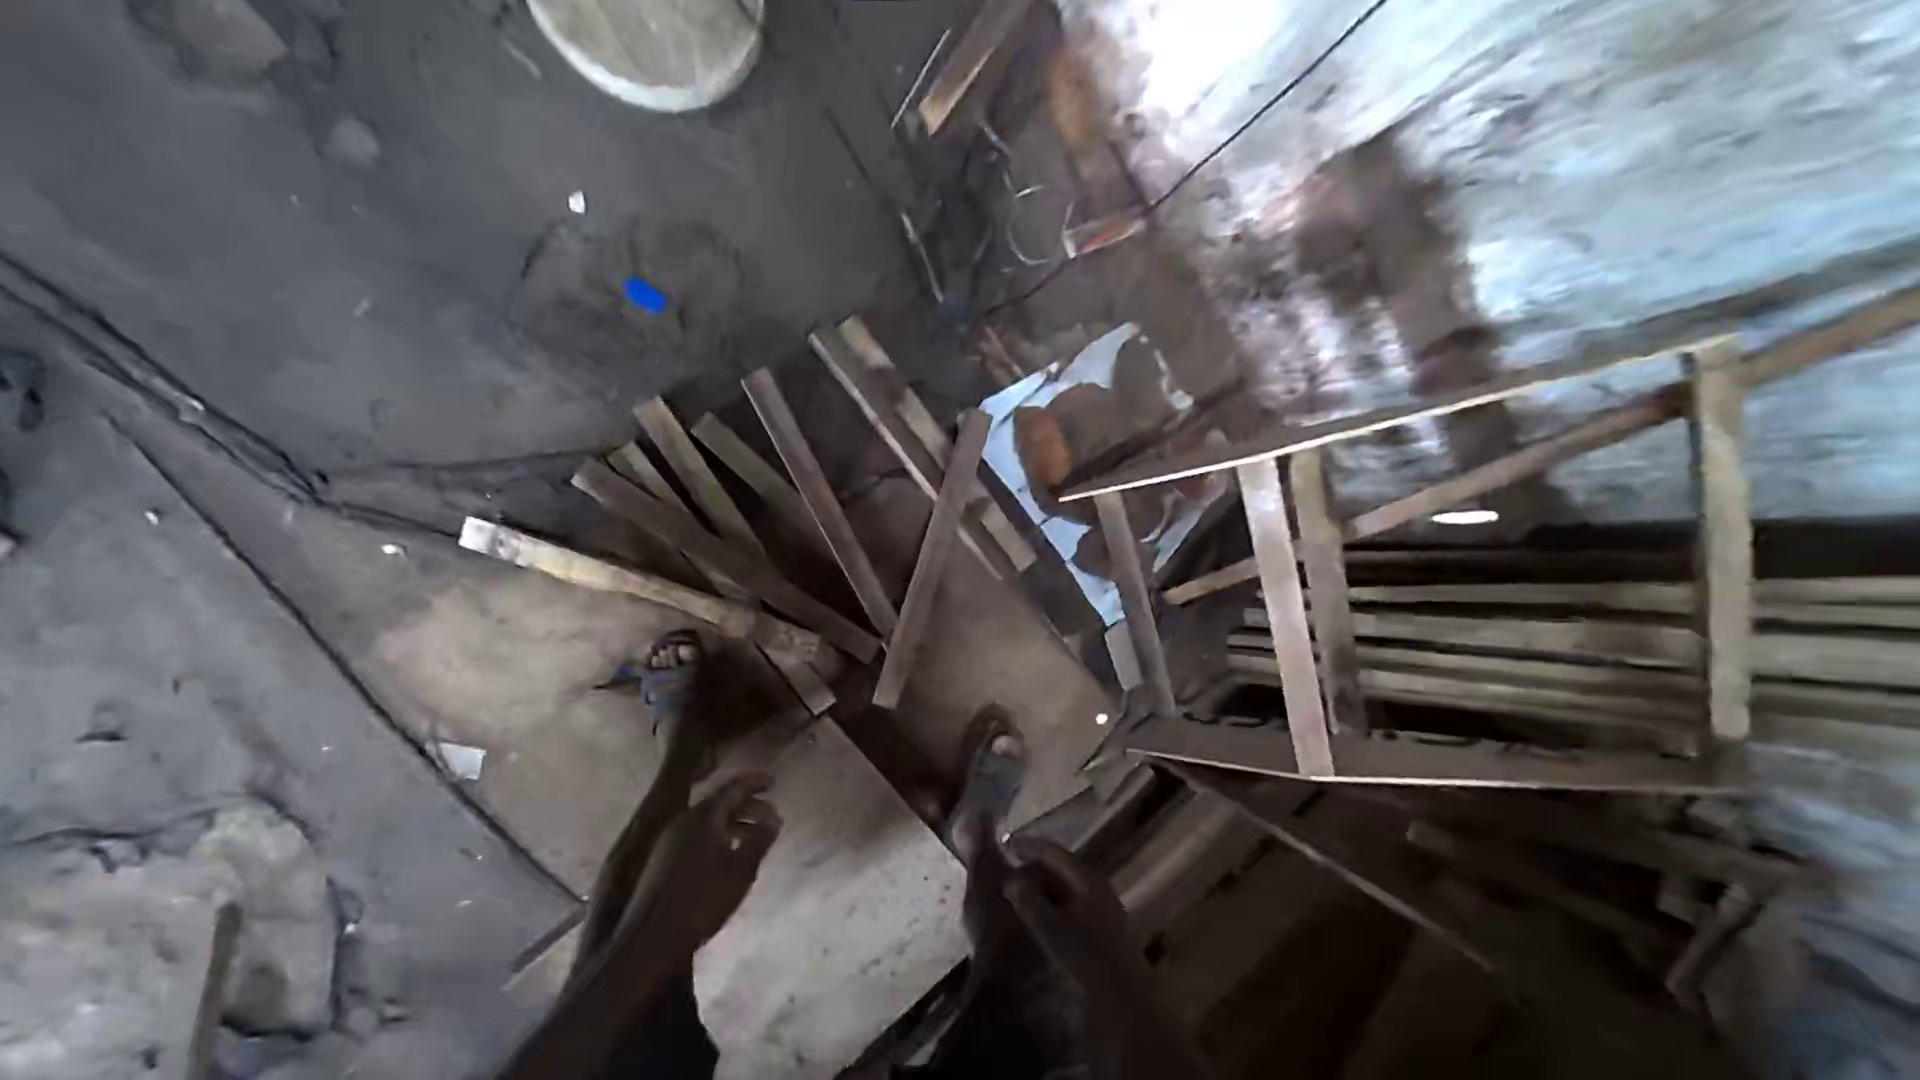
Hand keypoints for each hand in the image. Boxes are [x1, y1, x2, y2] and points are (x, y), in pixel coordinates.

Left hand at [619, 772, 781, 957]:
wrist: (650, 941)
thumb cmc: (702, 901)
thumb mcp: (741, 871)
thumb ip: (760, 839)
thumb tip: (774, 816)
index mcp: (703, 817)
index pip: (733, 788)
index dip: (754, 782)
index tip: (773, 781)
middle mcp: (683, 821)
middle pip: (719, 802)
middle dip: (746, 804)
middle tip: (769, 812)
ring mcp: (668, 840)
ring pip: (706, 820)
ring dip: (731, 822)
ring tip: (752, 836)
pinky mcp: (661, 860)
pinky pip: (694, 834)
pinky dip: (715, 835)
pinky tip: (725, 855)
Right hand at [1004, 838, 1215, 1079]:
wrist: (1126, 1001)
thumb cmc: (1087, 957)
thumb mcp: (1051, 928)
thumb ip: (1028, 901)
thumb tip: (1009, 878)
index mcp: (1088, 879)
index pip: (1054, 852)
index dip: (1028, 846)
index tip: (1005, 844)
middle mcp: (1097, 887)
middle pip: (1061, 867)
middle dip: (1033, 867)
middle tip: (1007, 871)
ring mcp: (1103, 907)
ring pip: (1066, 887)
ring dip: (1042, 887)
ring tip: (1018, 894)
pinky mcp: (1103, 928)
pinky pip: (1071, 904)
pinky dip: (1052, 903)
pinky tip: (1040, 917)